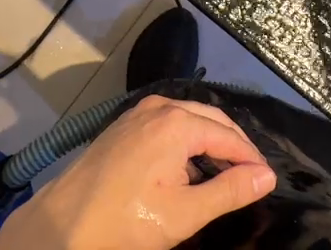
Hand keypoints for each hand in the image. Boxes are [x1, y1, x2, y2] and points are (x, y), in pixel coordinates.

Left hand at [0, 95, 275, 249]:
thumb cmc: (126, 222)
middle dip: (233, 145)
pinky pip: (168, 122)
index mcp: (176, 122)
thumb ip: (228, 191)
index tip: (267, 180)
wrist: (63, 225)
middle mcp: (160, 106)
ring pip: (188, 118)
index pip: (228, 135)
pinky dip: (186, 138)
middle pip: (210, 119)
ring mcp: (139, 112)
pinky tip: (189, 164)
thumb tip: (266, 176)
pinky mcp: (125, 124)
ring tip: (225, 172)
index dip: (251, 159)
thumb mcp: (183, 214)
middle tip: (251, 175)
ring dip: (209, 140)